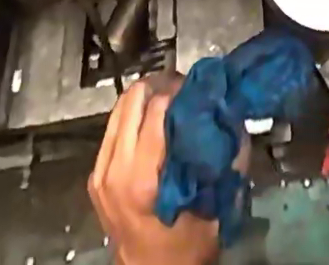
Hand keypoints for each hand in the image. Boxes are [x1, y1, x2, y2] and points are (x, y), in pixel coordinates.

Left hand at [89, 75, 218, 264]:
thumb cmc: (186, 243)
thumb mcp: (215, 203)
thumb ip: (227, 157)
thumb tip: (233, 113)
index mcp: (142, 178)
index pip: (157, 109)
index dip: (179, 89)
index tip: (197, 87)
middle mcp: (115, 170)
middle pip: (133, 100)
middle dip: (160, 86)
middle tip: (183, 86)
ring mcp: (100, 172)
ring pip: (119, 108)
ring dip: (144, 97)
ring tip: (168, 96)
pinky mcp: (95, 175)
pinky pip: (112, 128)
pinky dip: (132, 115)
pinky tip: (151, 118)